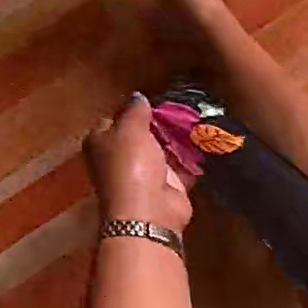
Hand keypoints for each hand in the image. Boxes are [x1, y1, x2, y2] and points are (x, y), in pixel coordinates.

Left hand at [84, 95, 192, 230]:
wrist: (150, 211)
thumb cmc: (131, 166)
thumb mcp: (130, 129)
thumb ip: (135, 111)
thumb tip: (138, 96)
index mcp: (101, 143)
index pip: (113, 120)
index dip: (132, 111)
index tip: (154, 102)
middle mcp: (121, 158)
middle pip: (141, 135)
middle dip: (160, 124)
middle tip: (182, 108)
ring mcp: (146, 173)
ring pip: (163, 150)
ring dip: (178, 140)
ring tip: (198, 120)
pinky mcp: (169, 186)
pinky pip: (182, 166)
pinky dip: (193, 158)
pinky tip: (205, 143)